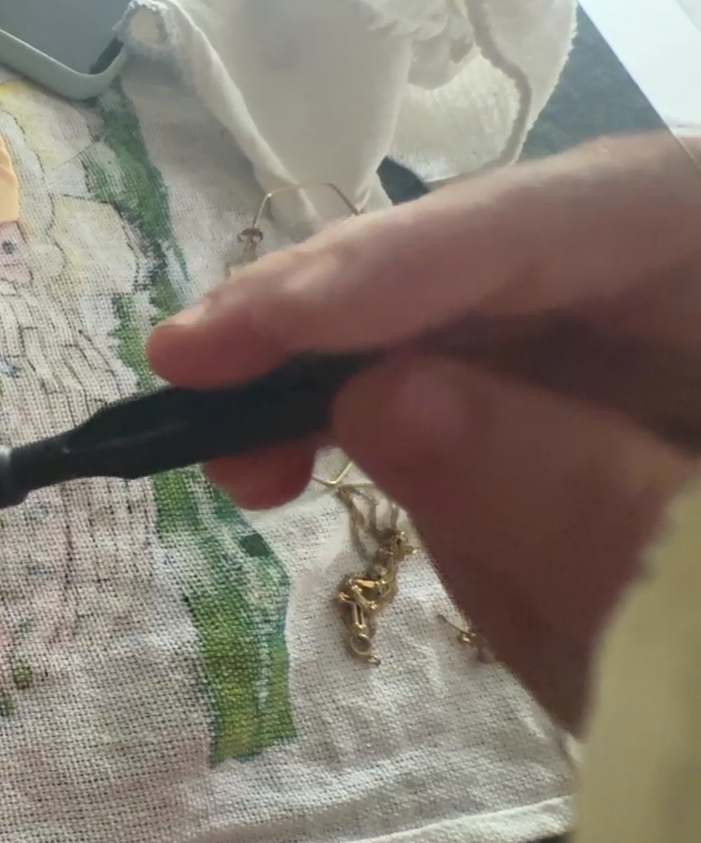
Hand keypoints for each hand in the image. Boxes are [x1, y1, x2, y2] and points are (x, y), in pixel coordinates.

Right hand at [148, 134, 700, 727]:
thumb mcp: (682, 627)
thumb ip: (576, 510)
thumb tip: (378, 400)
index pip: (613, 215)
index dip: (424, 252)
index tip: (265, 318)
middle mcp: (683, 302)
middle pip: (494, 250)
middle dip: (328, 307)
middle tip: (190, 360)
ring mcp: (602, 352)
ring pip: (428, 315)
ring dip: (299, 370)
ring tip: (228, 451)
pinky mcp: (523, 402)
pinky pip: (409, 379)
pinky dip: (318, 417)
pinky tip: (267, 465)